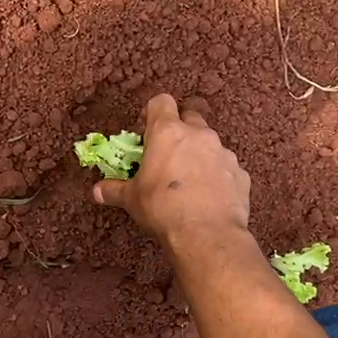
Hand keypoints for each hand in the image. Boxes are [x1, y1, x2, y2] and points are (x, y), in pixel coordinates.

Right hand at [91, 94, 251, 248]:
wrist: (206, 235)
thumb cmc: (162, 209)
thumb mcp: (132, 199)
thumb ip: (114, 190)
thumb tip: (96, 191)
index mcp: (168, 133)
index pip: (161, 102)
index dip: (153, 112)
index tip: (146, 130)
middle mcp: (198, 135)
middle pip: (190, 115)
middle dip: (179, 129)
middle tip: (168, 153)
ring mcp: (223, 152)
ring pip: (210, 142)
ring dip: (199, 153)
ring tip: (188, 180)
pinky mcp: (240, 173)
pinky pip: (225, 166)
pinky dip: (216, 175)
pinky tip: (208, 196)